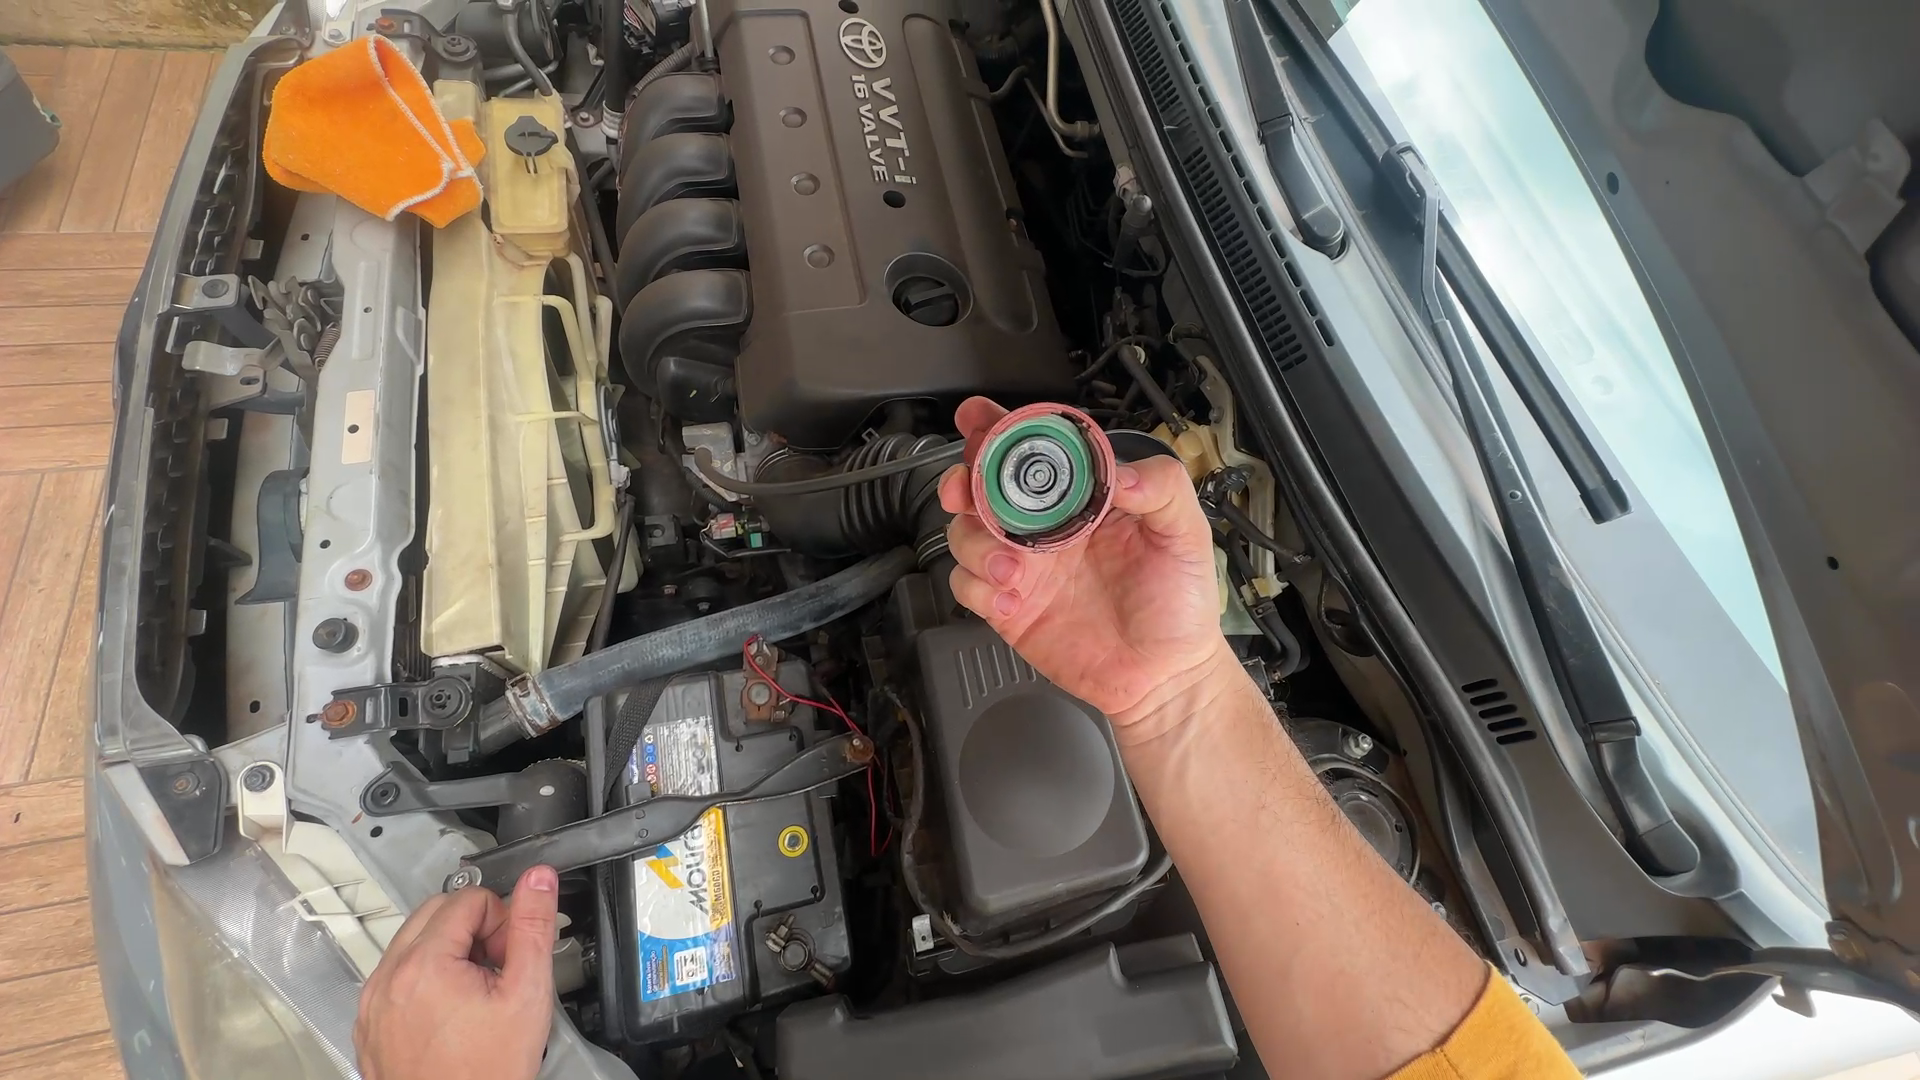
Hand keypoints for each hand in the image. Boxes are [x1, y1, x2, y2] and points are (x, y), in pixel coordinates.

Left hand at [355, 866, 559, 1079]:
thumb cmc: (488, 1069)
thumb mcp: (527, 989)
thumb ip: (534, 923)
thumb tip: (538, 878)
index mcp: (422, 967)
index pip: (470, 898)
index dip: (501, 919)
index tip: (509, 954)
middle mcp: (386, 981)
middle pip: (439, 910)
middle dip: (476, 926)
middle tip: (499, 965)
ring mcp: (372, 1005)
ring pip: (418, 938)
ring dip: (454, 946)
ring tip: (480, 987)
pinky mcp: (370, 1025)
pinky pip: (401, 972)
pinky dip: (431, 973)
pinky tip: (457, 1006)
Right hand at [940, 397, 1235, 739]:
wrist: (1164, 675)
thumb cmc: (1178, 605)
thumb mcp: (1187, 535)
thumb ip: (1161, 488)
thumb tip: (1120, 472)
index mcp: (1084, 500)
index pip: (1035, 452)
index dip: (1002, 430)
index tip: (983, 422)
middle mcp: (1046, 528)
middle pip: (983, 487)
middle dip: (963, 479)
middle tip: (965, 490)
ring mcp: (1024, 566)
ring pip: (965, 533)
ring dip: (974, 542)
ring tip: (1012, 569)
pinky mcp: (1009, 606)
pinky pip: (967, 586)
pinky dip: (976, 588)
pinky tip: (1010, 600)